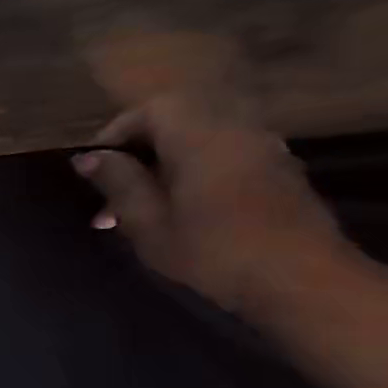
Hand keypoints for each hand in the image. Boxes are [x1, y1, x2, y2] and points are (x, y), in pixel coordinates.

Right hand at [74, 93, 352, 318]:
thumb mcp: (147, 221)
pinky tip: (169, 215)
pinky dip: (185, 178)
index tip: (93, 165)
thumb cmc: (211, 250)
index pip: (158, 108)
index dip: (118, 129)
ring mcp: (263, 155)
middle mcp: (239, 136)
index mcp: (205, 141)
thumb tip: (89, 157)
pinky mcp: (275, 176)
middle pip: (177, 125)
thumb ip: (119, 182)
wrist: (298, 280)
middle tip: (105, 196)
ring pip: (196, 146)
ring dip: (157, 171)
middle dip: (135, 154)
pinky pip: (219, 161)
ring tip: (128, 214)